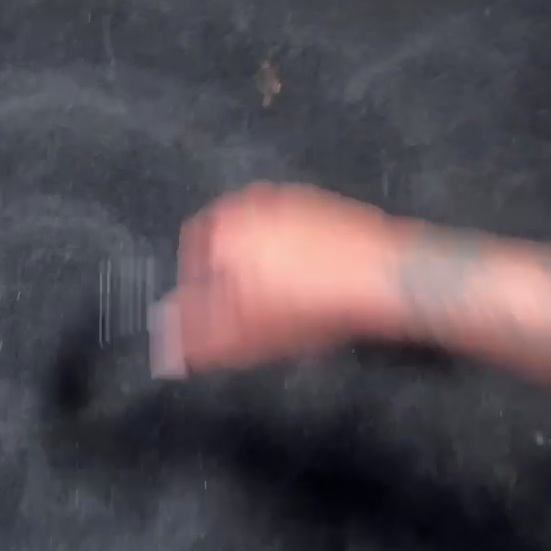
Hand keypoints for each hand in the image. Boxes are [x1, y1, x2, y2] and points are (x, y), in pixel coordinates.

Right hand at [154, 183, 406, 374]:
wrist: (386, 280)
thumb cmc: (311, 303)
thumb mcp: (243, 334)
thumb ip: (195, 339)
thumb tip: (164, 349)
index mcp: (223, 225)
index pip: (192, 253)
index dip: (201, 290)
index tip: (216, 314)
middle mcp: (252, 203)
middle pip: (228, 245)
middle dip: (234, 279)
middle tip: (250, 313)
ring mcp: (292, 200)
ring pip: (262, 241)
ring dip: (264, 269)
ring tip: (284, 304)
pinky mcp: (325, 207)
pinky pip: (295, 235)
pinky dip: (294, 259)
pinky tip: (312, 288)